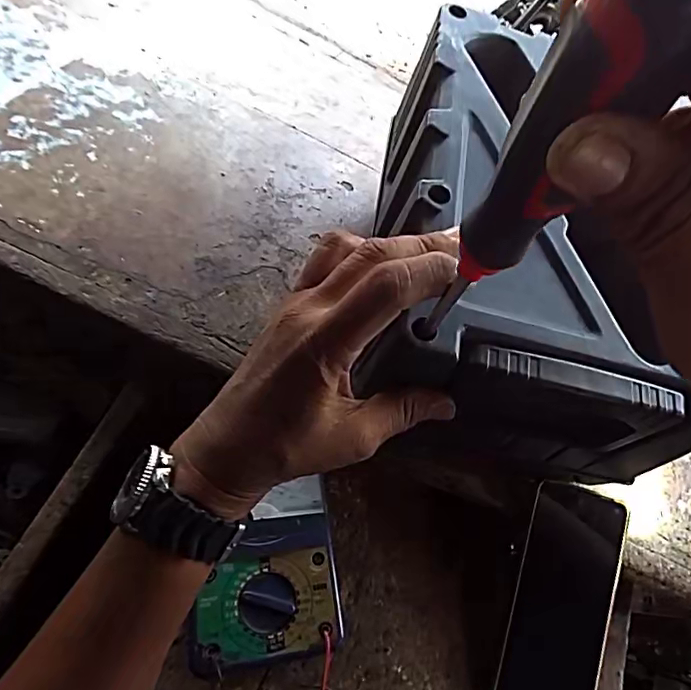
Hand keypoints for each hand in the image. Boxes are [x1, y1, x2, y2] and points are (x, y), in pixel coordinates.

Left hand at [168, 232, 459, 518]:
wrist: (227, 446)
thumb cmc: (280, 445)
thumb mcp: (353, 437)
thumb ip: (402, 412)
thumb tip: (443, 403)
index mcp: (324, 341)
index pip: (385, 286)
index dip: (428, 269)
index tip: (463, 267)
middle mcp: (307, 310)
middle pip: (369, 254)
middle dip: (421, 245)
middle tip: (460, 245)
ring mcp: (295, 303)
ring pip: (344, 248)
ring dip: (389, 243)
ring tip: (424, 253)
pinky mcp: (289, 305)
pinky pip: (325, 260)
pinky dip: (361, 253)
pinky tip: (381, 268)